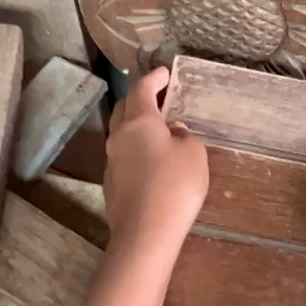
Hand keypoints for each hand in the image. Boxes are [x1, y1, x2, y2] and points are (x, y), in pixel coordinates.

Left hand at [103, 66, 208, 250]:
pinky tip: (152, 161)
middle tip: (157, 97)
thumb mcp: (194, 154)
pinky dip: (136, 149)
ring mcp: (112, 161)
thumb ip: (184, 137)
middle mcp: (119, 137)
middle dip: (139, 98)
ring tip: (158, 130)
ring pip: (122, 134)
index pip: (142, 90)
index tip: (164, 73)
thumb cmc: (175, 185)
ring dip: (137, 126)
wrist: (145, 232)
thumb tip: (172, 134)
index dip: (154, 78)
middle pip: (124, 108)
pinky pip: (124, 156)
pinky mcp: (112, 184)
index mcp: (139, 122)